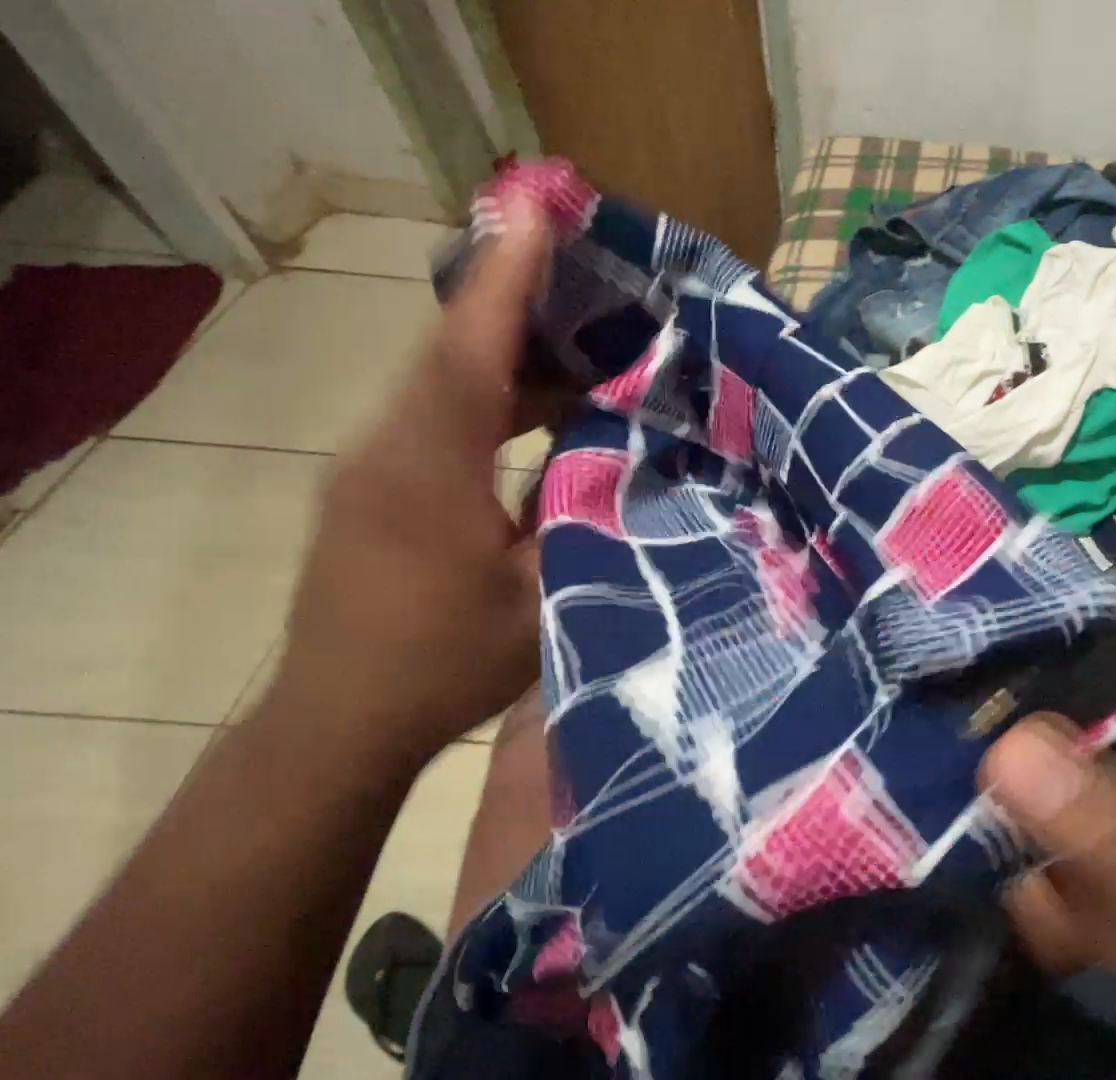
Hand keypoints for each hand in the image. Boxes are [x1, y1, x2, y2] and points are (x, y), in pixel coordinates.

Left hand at [271, 200, 550, 758]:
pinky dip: (489, 397)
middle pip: (451, 353)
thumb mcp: (540, 596)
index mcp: (428, 473)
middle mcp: (385, 451)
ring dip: (508, 356)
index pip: (469, 355)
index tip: (536, 212)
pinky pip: (434, 418)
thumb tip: (622, 454)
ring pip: (442, 385)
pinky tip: (538, 411)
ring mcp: (368, 467)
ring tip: (580, 338)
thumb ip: (578, 514)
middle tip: (583, 267)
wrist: (336, 722)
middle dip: (513, 301)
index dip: (506, 282)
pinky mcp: (370, 488)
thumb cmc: (447, 664)